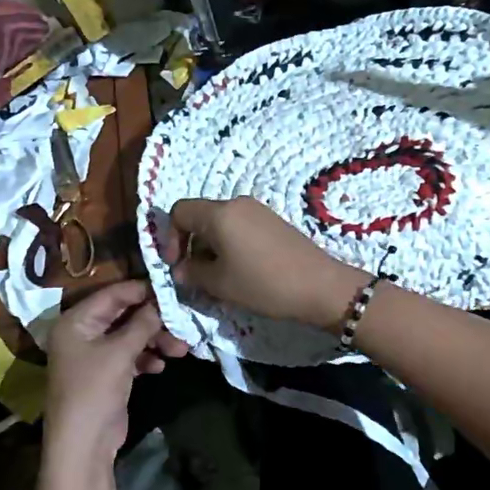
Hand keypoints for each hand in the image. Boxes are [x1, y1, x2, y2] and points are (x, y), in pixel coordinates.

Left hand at [44, 281, 185, 461]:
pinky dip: (146, 357)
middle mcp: (82, 333)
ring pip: (130, 336)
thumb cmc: (95, 389)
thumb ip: (142, 323)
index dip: (142, 290)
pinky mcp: (106, 374)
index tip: (171, 290)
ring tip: (179, 350)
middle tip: (181, 323)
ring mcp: (94, 354)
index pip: (112, 294)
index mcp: (76, 321)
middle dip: (153, 320)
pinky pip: (130, 355)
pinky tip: (160, 366)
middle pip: (123, 315)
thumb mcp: (120, 352)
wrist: (83, 444)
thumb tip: (162, 302)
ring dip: (154, 340)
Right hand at [162, 197, 367, 329]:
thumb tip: (180, 269)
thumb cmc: (263, 283)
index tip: (176, 264)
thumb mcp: (220, 283)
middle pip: (200, 216)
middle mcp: (237, 203)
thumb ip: (192, 272)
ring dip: (211, 247)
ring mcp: (258, 210)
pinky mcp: (273, 221)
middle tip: (196, 275)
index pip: (179, 211)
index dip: (170, 237)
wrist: (319, 286)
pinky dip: (230, 245)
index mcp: (219, 213)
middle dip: (191, 244)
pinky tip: (241, 270)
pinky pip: (240, 227)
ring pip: (220, 223)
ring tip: (219, 277)